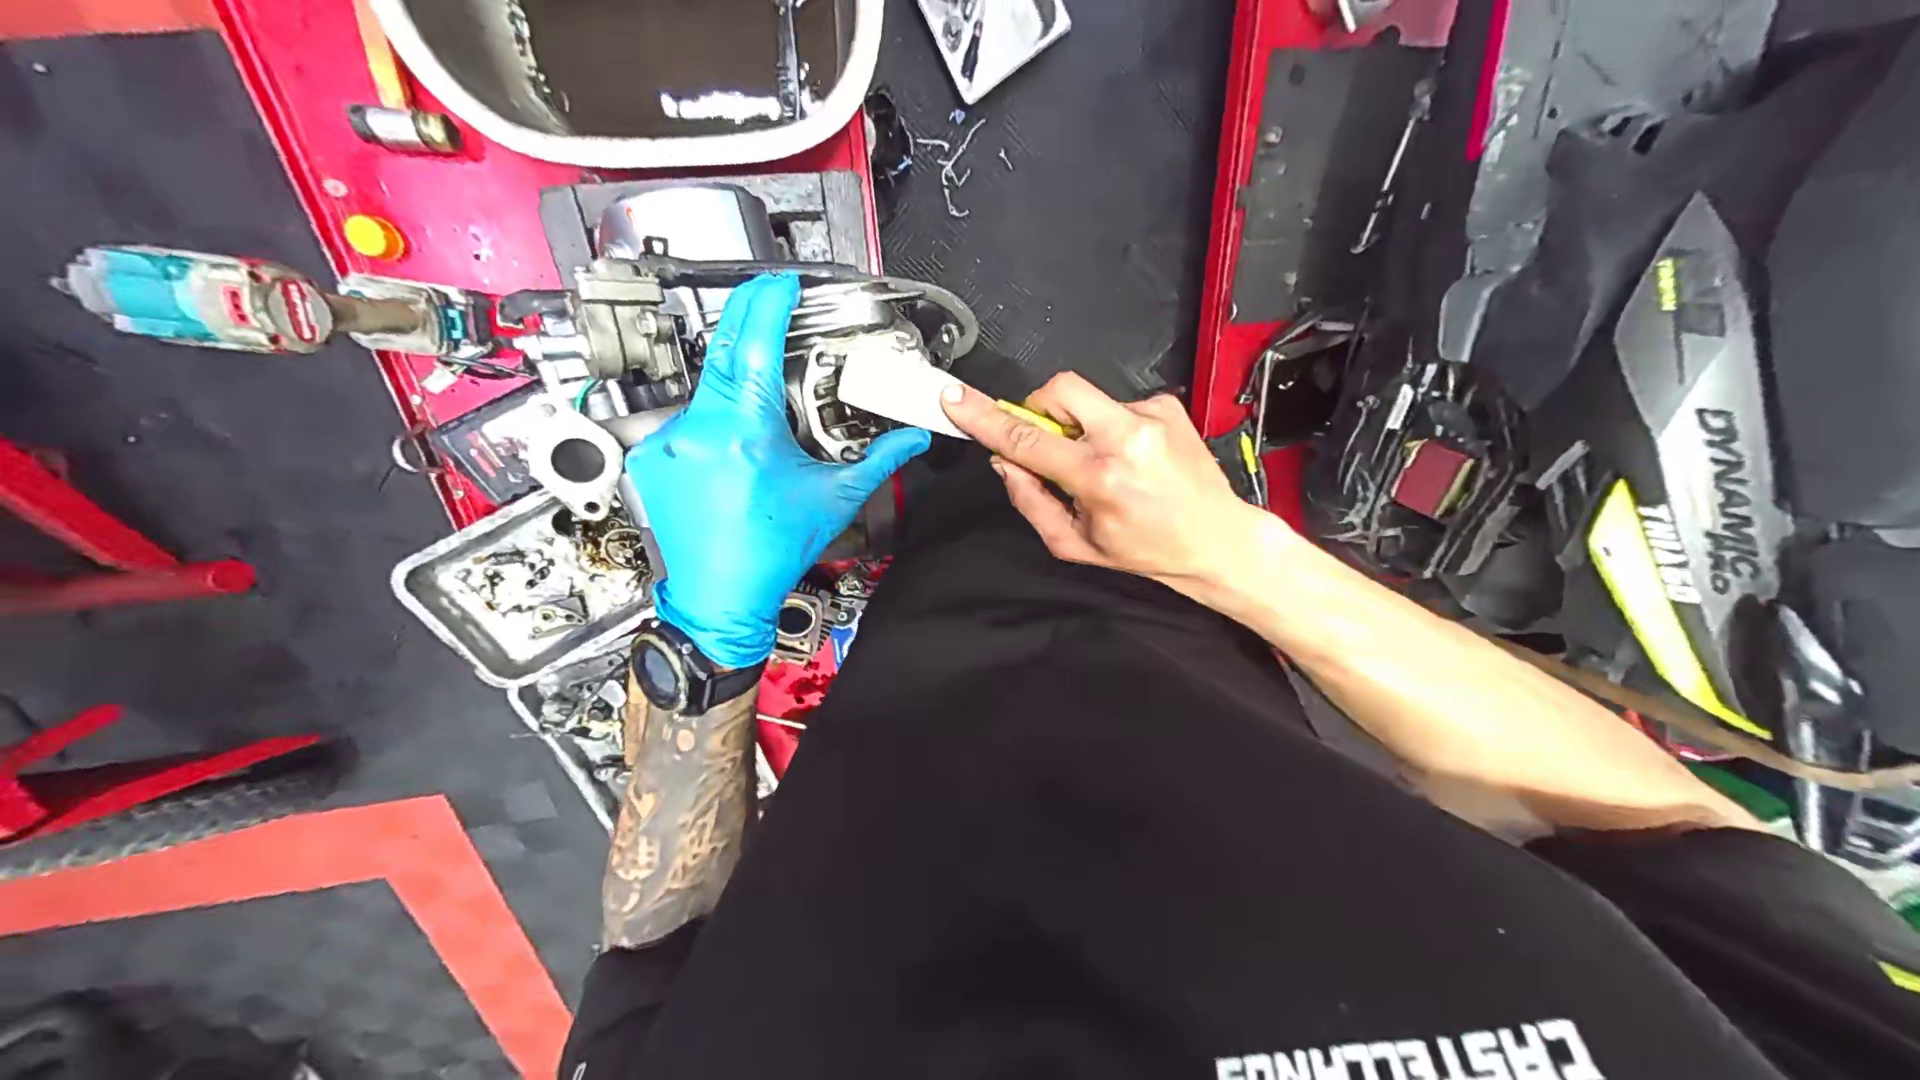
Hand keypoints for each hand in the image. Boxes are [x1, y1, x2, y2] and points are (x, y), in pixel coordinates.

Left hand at [631, 274, 930, 668]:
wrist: (719, 597)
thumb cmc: (769, 553)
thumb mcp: (832, 499)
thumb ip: (879, 461)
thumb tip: (911, 440)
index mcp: (745, 431)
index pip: (751, 341)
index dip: (767, 302)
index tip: (780, 285)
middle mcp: (699, 429)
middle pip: (724, 354)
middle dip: (750, 329)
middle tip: (771, 316)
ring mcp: (669, 442)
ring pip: (706, 389)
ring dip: (735, 386)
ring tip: (762, 415)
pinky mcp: (654, 456)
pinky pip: (685, 419)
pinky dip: (712, 420)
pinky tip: (734, 449)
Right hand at [939, 372, 1291, 598]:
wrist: (1216, 538)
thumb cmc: (1148, 548)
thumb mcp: (1076, 544)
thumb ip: (1032, 501)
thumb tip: (1006, 462)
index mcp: (1100, 478)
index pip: (1026, 439)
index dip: (984, 418)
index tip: (957, 400)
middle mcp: (1128, 439)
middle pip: (1059, 389)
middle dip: (1041, 410)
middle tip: (1053, 443)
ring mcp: (1151, 416)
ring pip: (1086, 397)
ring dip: (1080, 425)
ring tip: (1106, 462)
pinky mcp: (1166, 405)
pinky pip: (1115, 404)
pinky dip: (1110, 427)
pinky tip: (1131, 456)